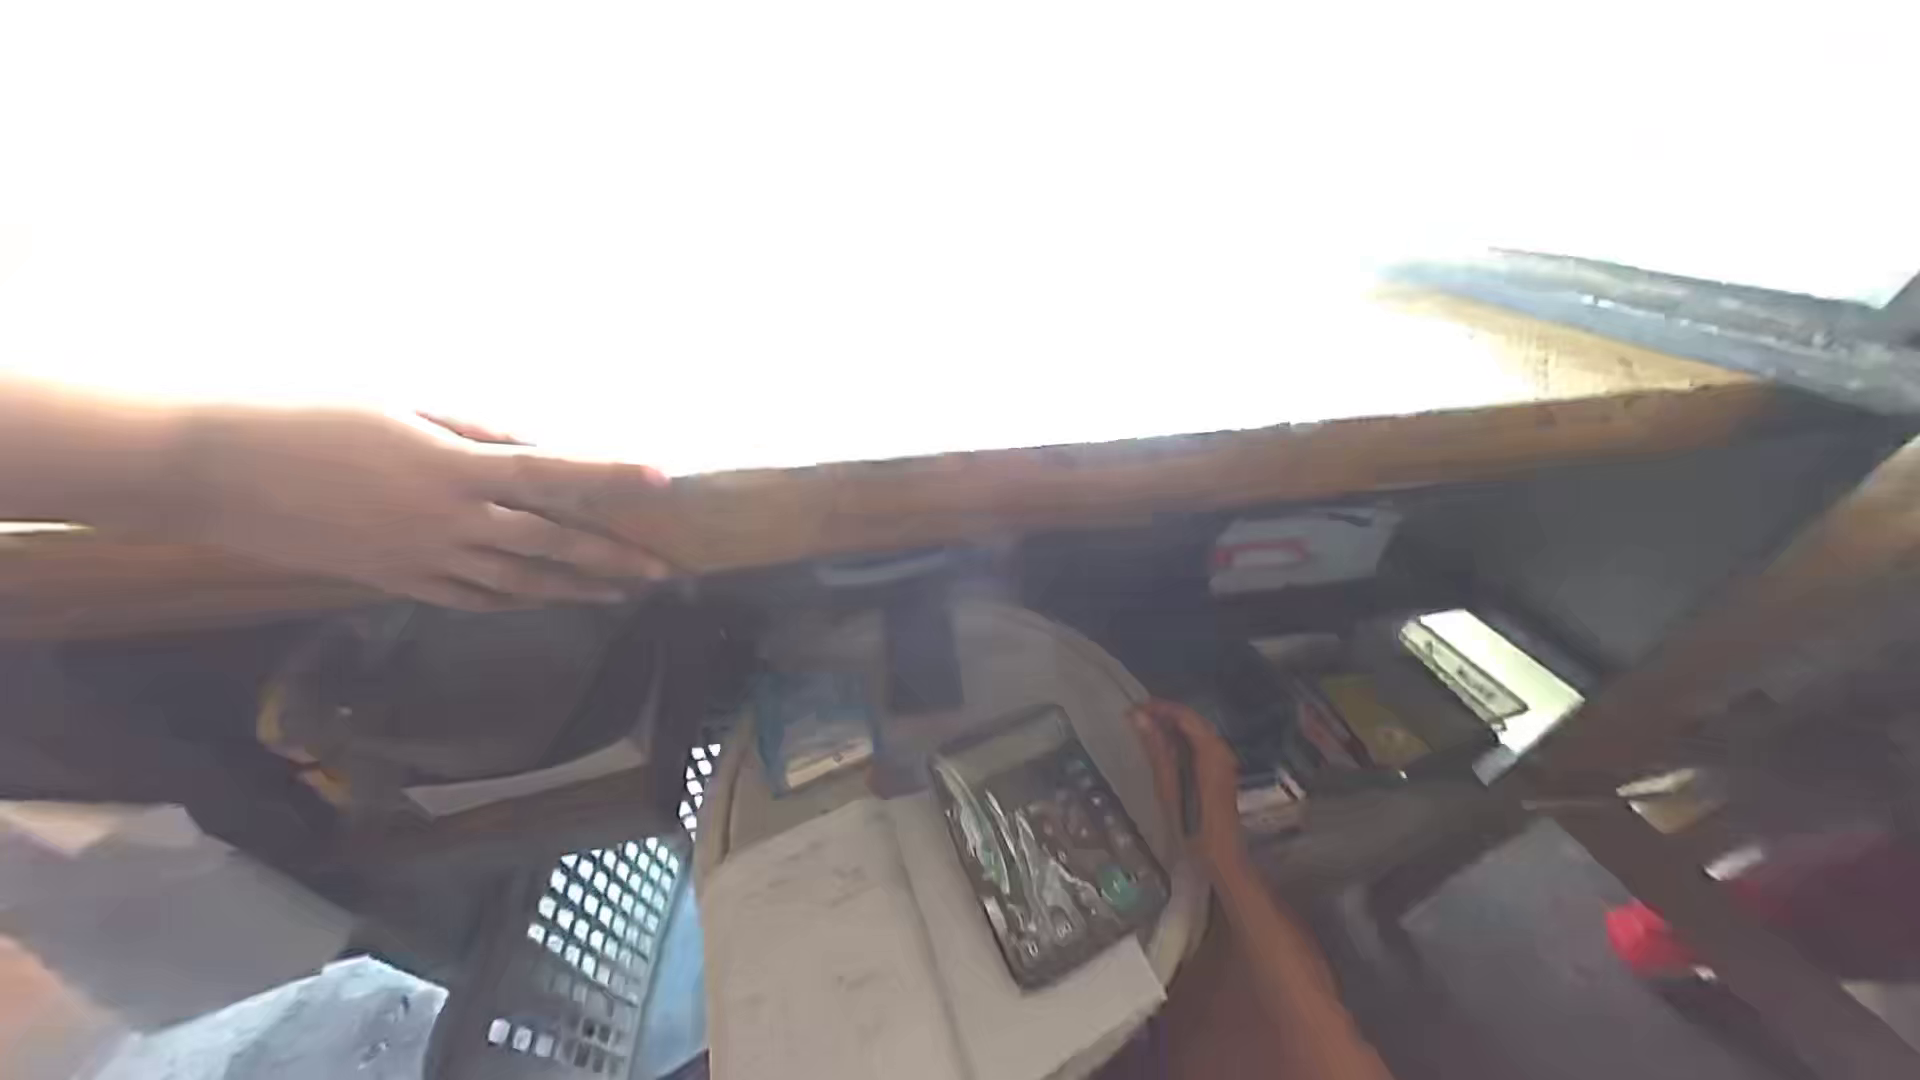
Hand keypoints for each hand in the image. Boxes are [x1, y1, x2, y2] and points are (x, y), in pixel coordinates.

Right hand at [162, 406, 673, 610]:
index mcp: (456, 468)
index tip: (662, 480)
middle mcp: (454, 520)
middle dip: (615, 558)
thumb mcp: (405, 410)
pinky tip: (553, 601)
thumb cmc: (310, 421)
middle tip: (663, 570)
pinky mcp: (400, 582)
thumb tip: (537, 450)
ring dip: (580, 588)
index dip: (611, 477)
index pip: (555, 474)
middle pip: (554, 544)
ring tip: (624, 592)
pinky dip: (522, 601)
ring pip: (524, 581)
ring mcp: (428, 558)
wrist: (206, 470)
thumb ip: (481, 434)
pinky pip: (476, 598)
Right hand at [1131, 698, 1249, 880]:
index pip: (1184, 715)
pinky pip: (1198, 742)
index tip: (1133, 708)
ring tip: (1143, 727)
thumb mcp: (1170, 785)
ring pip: (1195, 729)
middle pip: (1191, 719)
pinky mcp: (1219, 769)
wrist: (1222, 858)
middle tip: (1135, 716)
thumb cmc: (1194, 825)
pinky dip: (1179, 737)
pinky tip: (1162, 744)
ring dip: (1170, 725)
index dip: (1159, 707)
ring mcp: (1222, 759)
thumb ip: (1157, 748)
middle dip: (1164, 713)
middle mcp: (1221, 749)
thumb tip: (1139, 716)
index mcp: (1211, 750)